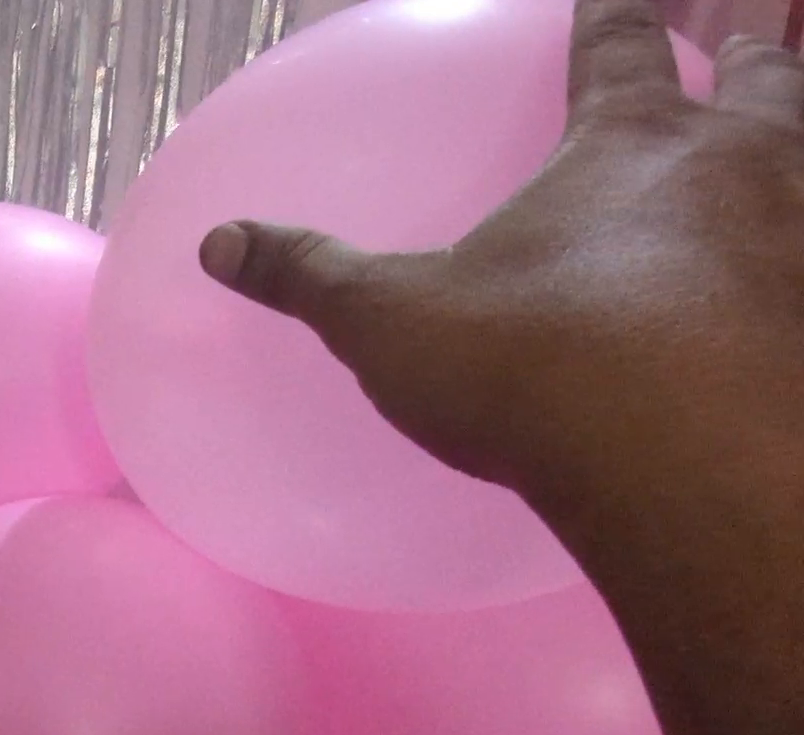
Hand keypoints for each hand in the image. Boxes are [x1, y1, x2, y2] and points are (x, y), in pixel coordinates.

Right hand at [200, 0, 803, 507]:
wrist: (684, 465)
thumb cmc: (525, 365)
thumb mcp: (384, 317)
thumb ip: (303, 273)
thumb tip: (215, 240)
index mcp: (625, 151)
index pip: (616, 52)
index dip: (609, 17)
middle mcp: (739, 168)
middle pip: (760, 73)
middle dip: (748, 42)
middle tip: (752, 19)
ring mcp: (799, 240)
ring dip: (795, 122)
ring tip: (782, 117)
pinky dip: (792, 252)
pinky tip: (775, 277)